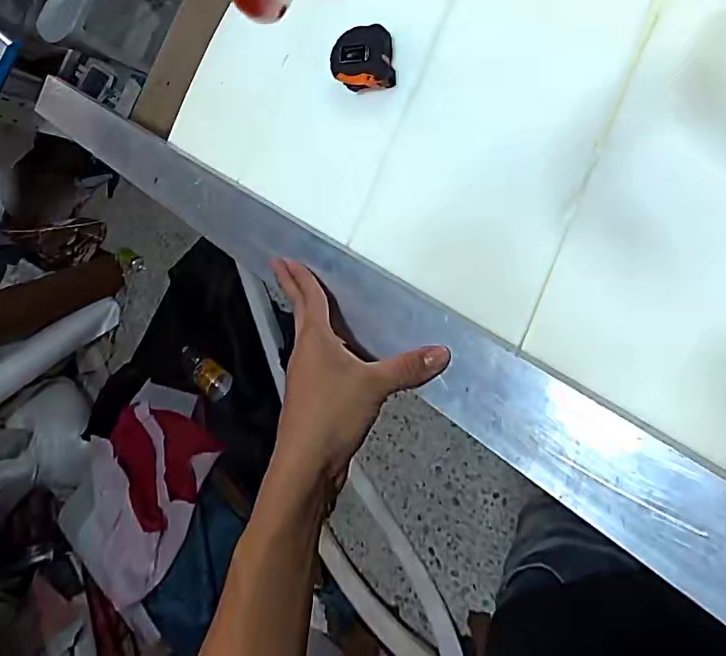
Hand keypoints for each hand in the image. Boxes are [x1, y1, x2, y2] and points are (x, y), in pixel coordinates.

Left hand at [269, 259, 449, 502]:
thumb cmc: (330, 415)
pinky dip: (327, 348)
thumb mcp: (373, 387)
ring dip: (311, 320)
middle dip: (295, 291)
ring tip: (323, 309)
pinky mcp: (312, 398)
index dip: (297, 277)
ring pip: (309, 338)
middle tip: (288, 271)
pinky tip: (344, 358)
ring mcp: (306, 376)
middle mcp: (305, 353)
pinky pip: (319, 361)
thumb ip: (407, 368)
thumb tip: (441, 352)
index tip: (284, 260)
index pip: (307, 299)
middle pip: (301, 314)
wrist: (305, 465)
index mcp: (314, 340)